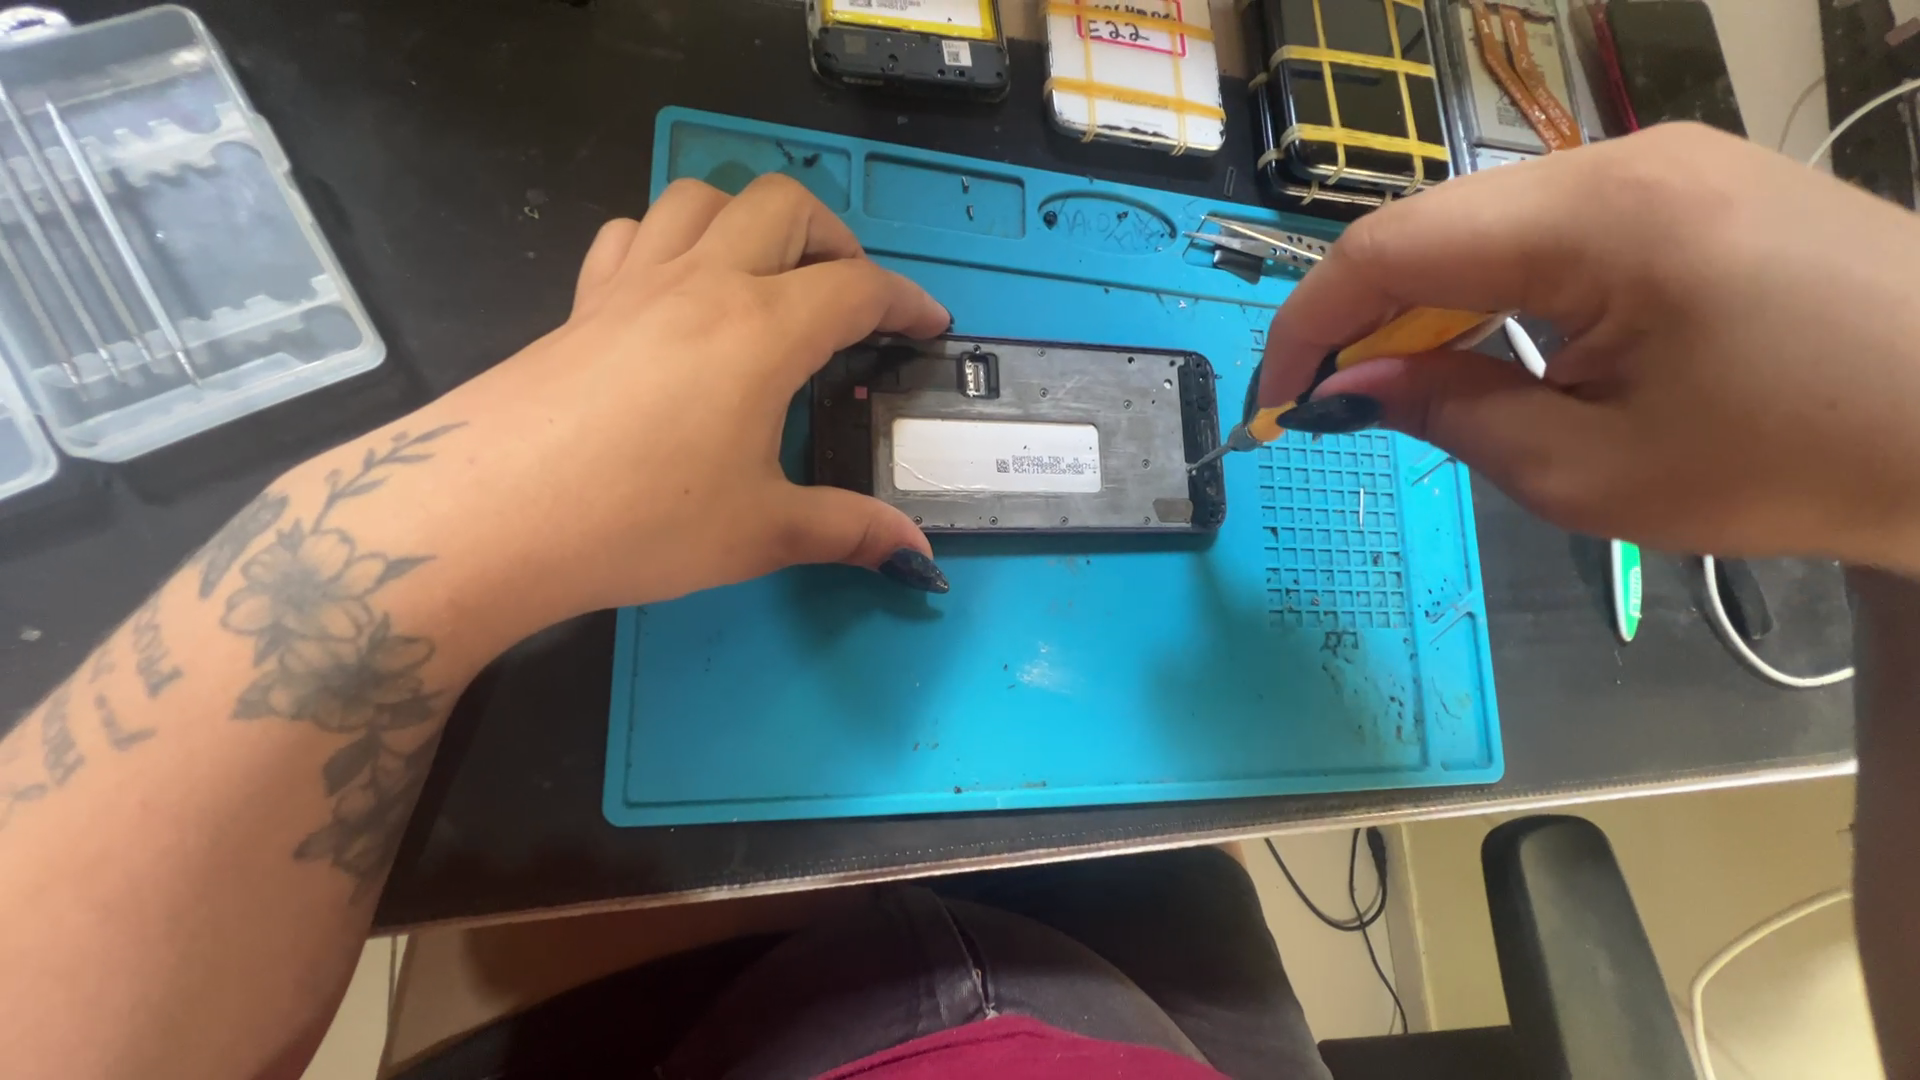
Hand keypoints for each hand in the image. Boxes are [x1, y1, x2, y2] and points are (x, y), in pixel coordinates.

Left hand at [391, 174, 951, 634]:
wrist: (485, 518)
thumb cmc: (641, 521)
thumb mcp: (762, 533)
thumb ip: (849, 532)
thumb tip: (918, 554)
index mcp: (763, 330)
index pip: (857, 287)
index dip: (907, 301)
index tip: (930, 324)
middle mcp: (703, 283)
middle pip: (784, 206)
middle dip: (836, 239)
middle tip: (851, 298)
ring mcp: (633, 283)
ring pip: (704, 198)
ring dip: (753, 222)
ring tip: (770, 279)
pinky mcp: (582, 303)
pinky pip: (636, 234)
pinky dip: (675, 241)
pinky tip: (679, 292)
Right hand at [1258, 123, 1919, 573]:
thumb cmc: (1791, 464)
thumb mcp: (1583, 468)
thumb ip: (1443, 410)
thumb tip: (1341, 388)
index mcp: (1598, 219)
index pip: (1385, 249)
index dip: (1305, 326)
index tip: (1276, 401)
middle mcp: (1616, 162)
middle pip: (1418, 228)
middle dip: (1349, 320)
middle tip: (1327, 404)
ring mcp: (1651, 165)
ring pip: (1464, 227)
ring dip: (1406, 310)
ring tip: (1391, 389)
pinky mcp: (1673, 188)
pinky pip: (1523, 232)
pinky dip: (1468, 295)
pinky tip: (1469, 351)